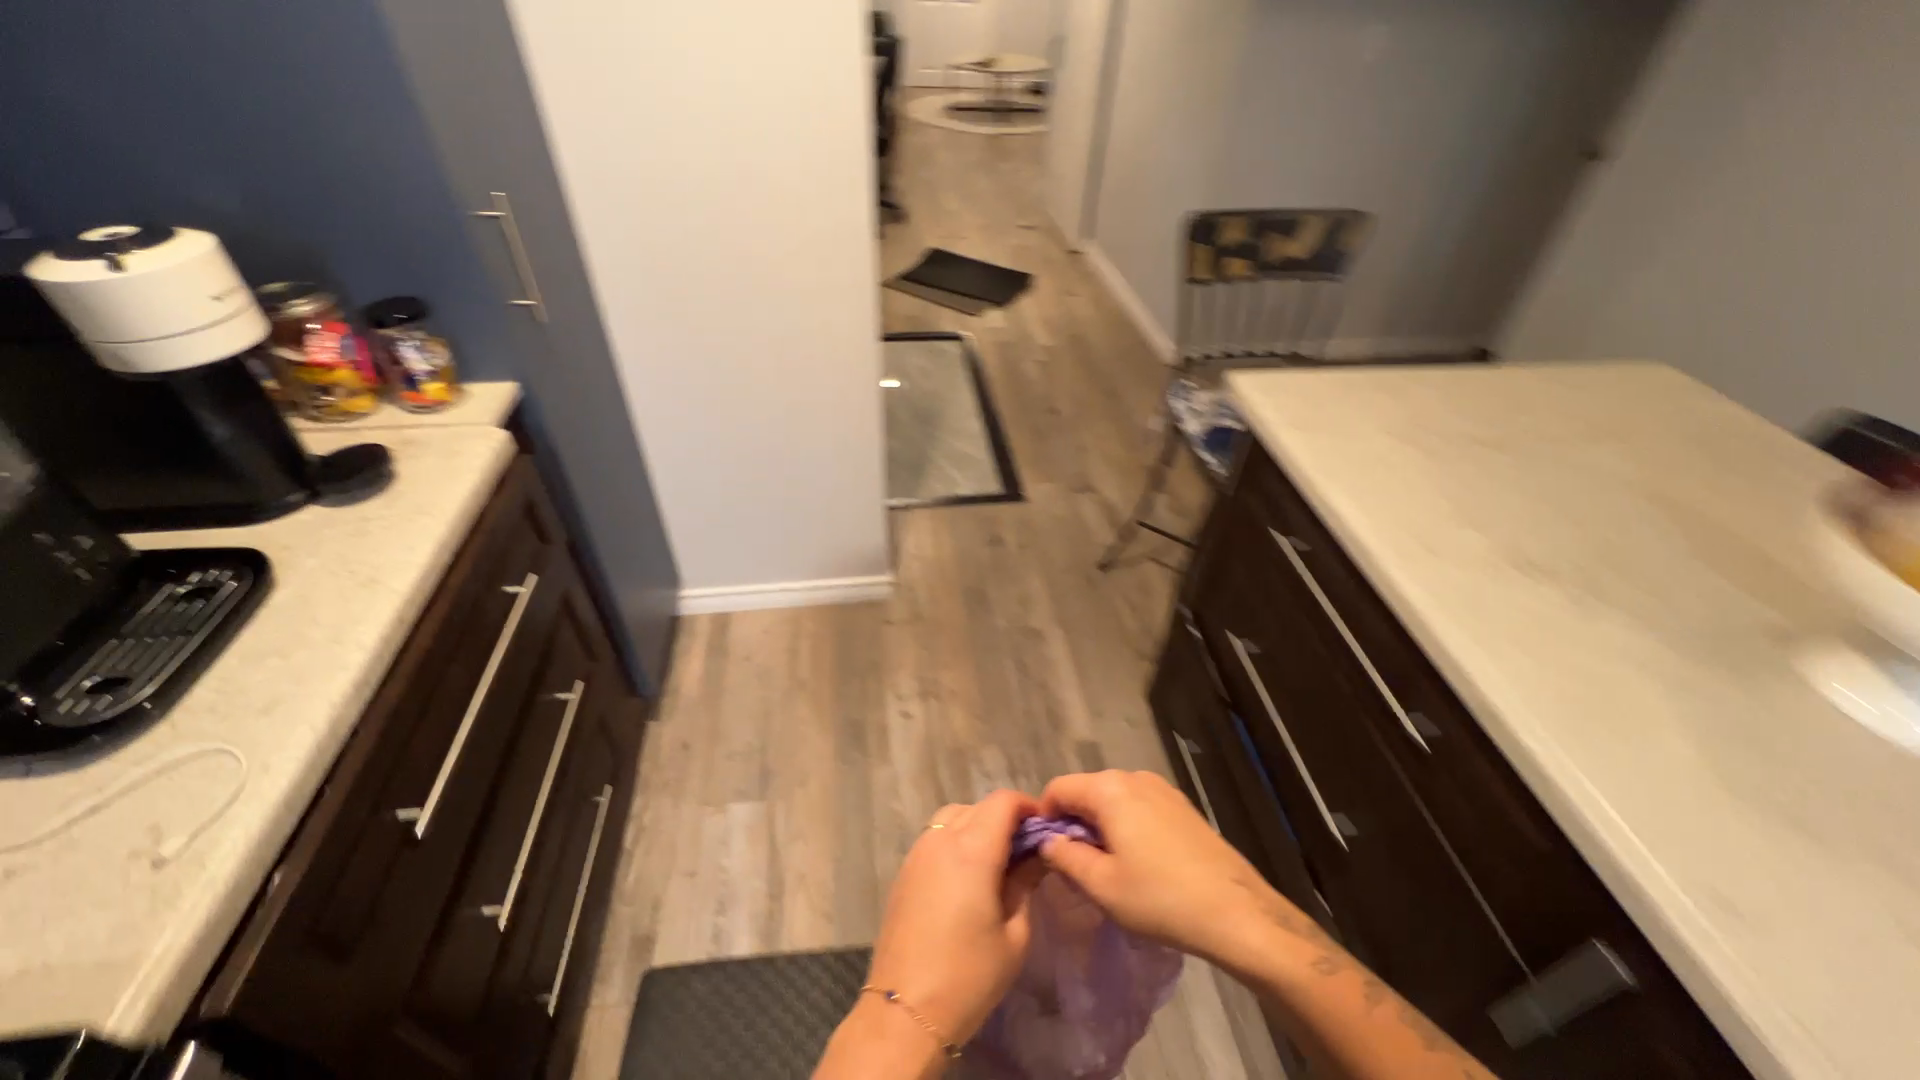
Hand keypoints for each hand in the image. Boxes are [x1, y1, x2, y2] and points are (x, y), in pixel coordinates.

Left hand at [866, 790, 1045, 1046]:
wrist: (904, 1012)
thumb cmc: (969, 977)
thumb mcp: (1014, 935)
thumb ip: (1025, 885)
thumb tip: (1036, 857)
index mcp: (971, 851)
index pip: (1003, 802)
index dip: (1028, 807)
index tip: (1046, 831)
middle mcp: (940, 841)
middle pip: (977, 807)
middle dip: (1004, 818)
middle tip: (1026, 850)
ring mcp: (916, 855)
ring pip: (951, 818)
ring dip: (977, 826)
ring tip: (997, 862)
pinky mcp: (903, 874)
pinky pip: (934, 839)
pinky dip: (955, 842)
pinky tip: (968, 878)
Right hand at [1038, 770, 1303, 967]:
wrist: (1237, 912)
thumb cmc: (1160, 898)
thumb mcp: (1101, 885)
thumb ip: (1064, 857)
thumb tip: (1048, 841)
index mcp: (1110, 789)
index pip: (1058, 788)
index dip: (1044, 818)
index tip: (1049, 854)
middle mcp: (1135, 777)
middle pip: (1087, 791)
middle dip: (1074, 823)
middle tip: (1077, 867)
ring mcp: (1164, 790)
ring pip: (1114, 801)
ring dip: (1102, 826)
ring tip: (1110, 869)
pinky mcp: (1183, 807)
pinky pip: (1139, 808)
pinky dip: (1128, 827)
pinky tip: (1140, 864)